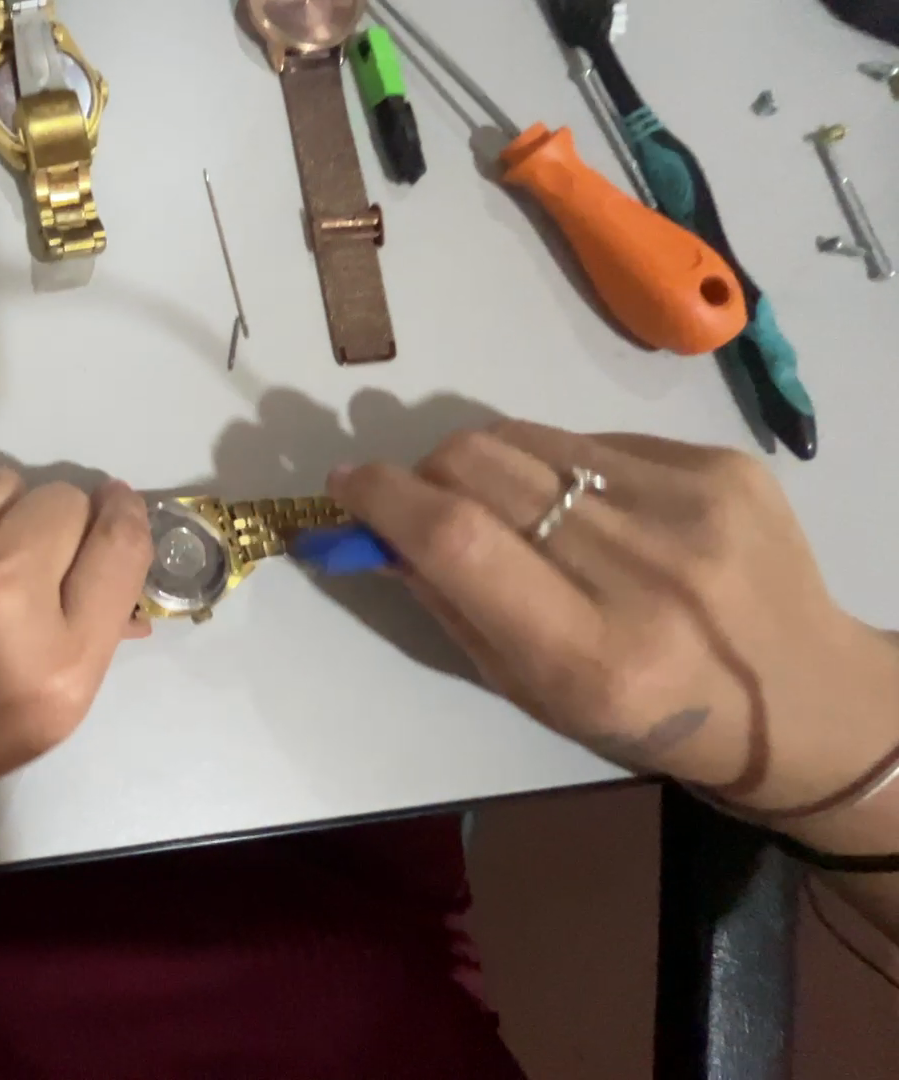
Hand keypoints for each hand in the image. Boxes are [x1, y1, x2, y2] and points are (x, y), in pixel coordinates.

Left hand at [0, 447, 152, 856]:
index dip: (126, 523)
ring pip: (9, 478)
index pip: (124, 551)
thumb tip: (119, 593)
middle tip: (20, 564)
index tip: (115, 512)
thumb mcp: (23, 726)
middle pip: (71, 502)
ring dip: (0, 510)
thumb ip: (82, 648)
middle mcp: (13, 587)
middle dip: (56, 529)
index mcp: (59, 663)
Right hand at [331, 420, 898, 815]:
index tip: (344, 483)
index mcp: (583, 648)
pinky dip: (545, 463)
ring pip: (519, 438)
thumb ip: (442, 600)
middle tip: (419, 499)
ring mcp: (692, 508)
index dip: (383, 498)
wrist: (808, 701)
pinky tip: (577, 505)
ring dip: (477, 463)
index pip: (456, 540)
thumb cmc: (634, 711)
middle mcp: (643, 570)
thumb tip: (374, 530)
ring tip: (499, 502)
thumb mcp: (519, 681)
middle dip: (420, 473)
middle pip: (478, 468)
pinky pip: (580, 438)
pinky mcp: (722, 467)